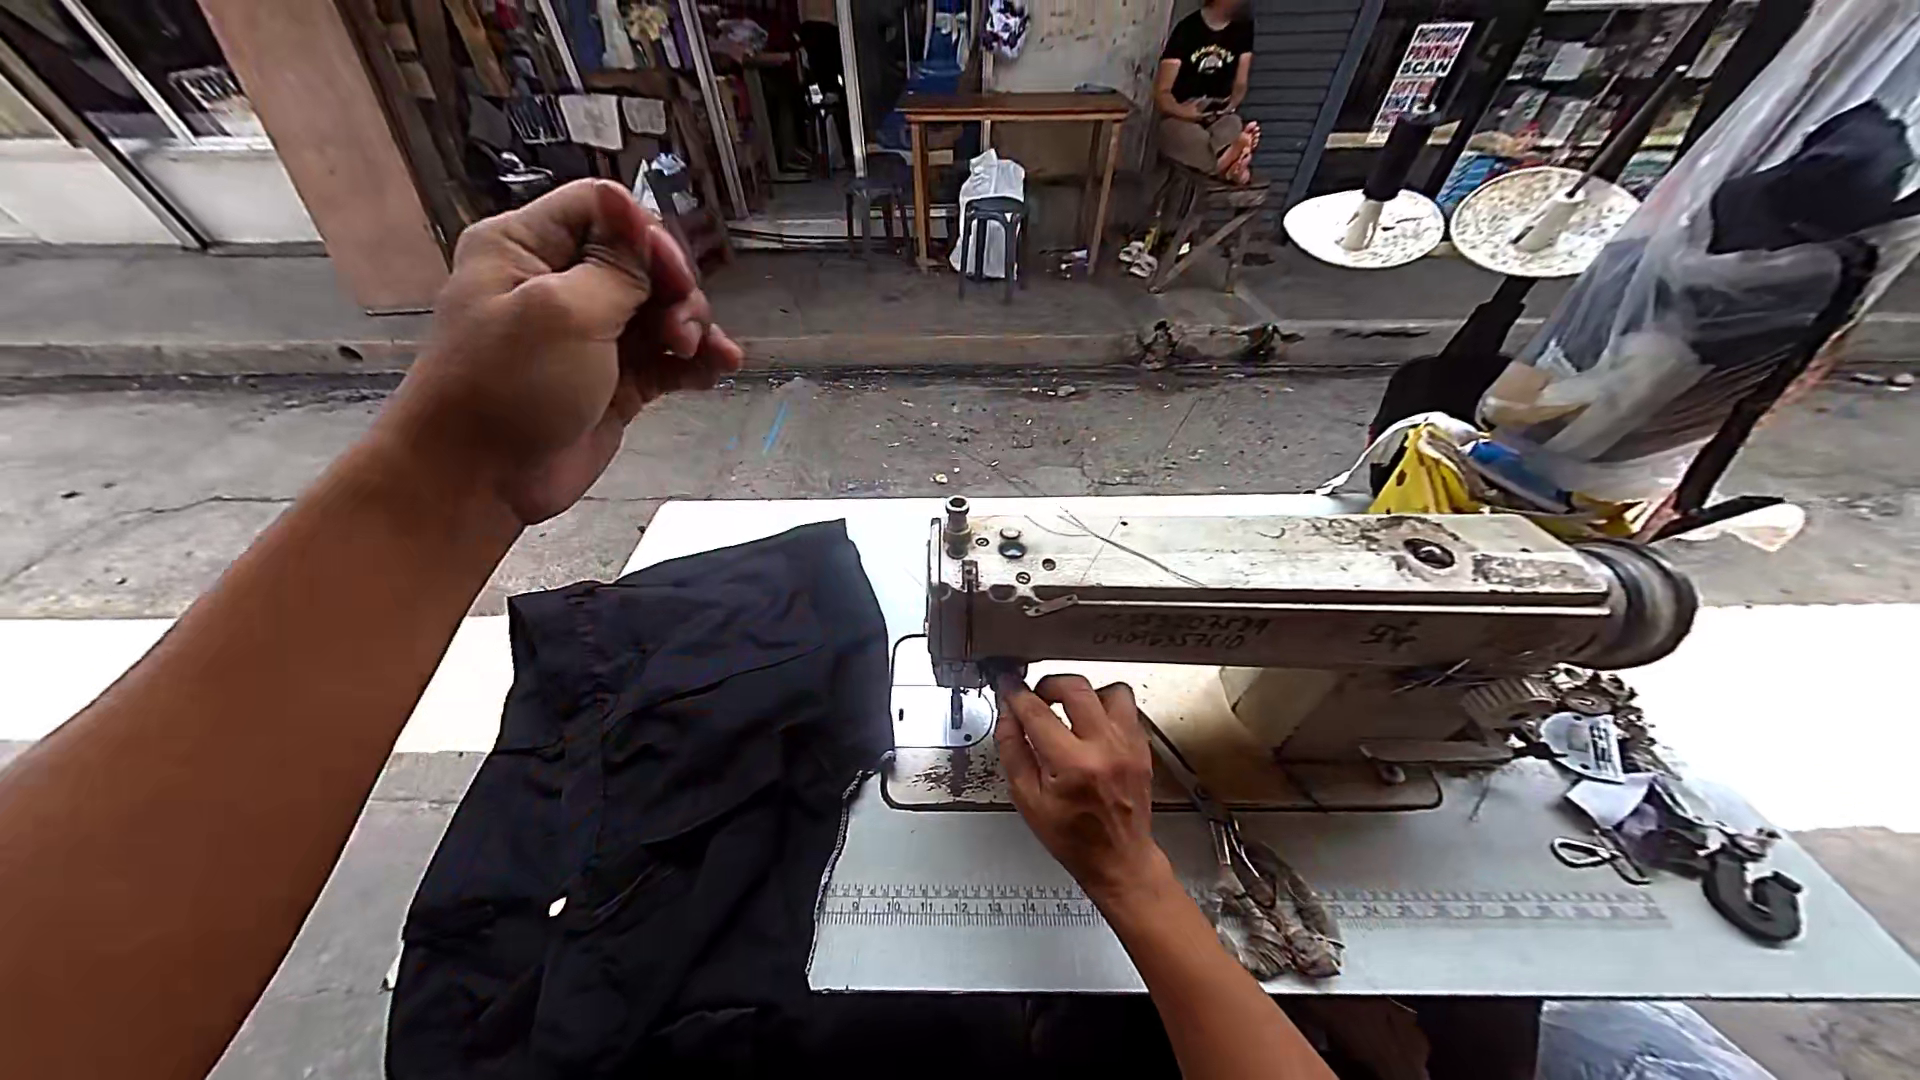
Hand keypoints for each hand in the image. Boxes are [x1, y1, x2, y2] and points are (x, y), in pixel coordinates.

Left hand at [376, 179, 743, 524]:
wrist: (485, 477)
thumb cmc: (508, 386)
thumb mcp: (561, 313)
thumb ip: (614, 269)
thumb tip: (636, 213)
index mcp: (529, 248)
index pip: (603, 211)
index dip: (646, 234)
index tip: (671, 273)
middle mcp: (565, 285)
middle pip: (645, 263)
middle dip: (677, 290)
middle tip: (682, 328)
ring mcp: (597, 336)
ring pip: (664, 312)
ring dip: (693, 327)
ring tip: (699, 353)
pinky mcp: (621, 380)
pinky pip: (670, 359)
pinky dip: (697, 362)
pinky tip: (719, 370)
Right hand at [994, 675, 1169, 904]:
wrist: (1119, 860)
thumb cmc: (1074, 837)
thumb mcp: (1027, 799)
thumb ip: (1013, 749)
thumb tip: (1007, 715)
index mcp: (1072, 765)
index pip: (1037, 711)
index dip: (1016, 693)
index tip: (1009, 686)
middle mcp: (1105, 749)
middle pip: (1075, 687)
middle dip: (1048, 684)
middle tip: (1037, 696)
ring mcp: (1128, 746)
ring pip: (1109, 690)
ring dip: (1083, 693)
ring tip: (1068, 707)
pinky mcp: (1141, 747)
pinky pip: (1126, 707)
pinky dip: (1105, 707)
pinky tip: (1091, 722)